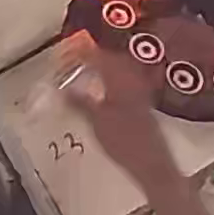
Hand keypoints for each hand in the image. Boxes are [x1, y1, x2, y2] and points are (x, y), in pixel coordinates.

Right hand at [47, 32, 182, 194]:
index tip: (71, 51)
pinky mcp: (145, 104)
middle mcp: (132, 81)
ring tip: (94, 66)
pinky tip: (110, 86)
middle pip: (116, 59)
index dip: (85, 53)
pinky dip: (118, 77)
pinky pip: (130, 79)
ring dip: (109, 64)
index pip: (101, 58)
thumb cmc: (122, 141)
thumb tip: (61, 89)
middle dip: (98, 54)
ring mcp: (141, 92)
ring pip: (124, 68)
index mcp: (119, 81)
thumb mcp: (95, 122)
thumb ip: (78, 103)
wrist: (152, 163)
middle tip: (82, 55)